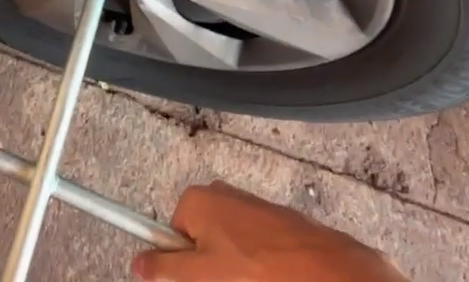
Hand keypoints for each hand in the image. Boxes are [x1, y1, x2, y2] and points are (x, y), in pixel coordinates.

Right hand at [133, 182, 408, 280]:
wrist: (330, 275)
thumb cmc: (259, 273)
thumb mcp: (200, 276)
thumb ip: (164, 267)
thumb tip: (138, 263)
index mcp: (199, 199)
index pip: (170, 233)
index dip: (178, 263)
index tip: (190, 281)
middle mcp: (225, 194)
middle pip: (202, 238)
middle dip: (210, 267)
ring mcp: (258, 208)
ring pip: (235, 247)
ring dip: (238, 271)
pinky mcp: (285, 225)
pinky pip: (262, 250)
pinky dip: (264, 269)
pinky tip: (273, 281)